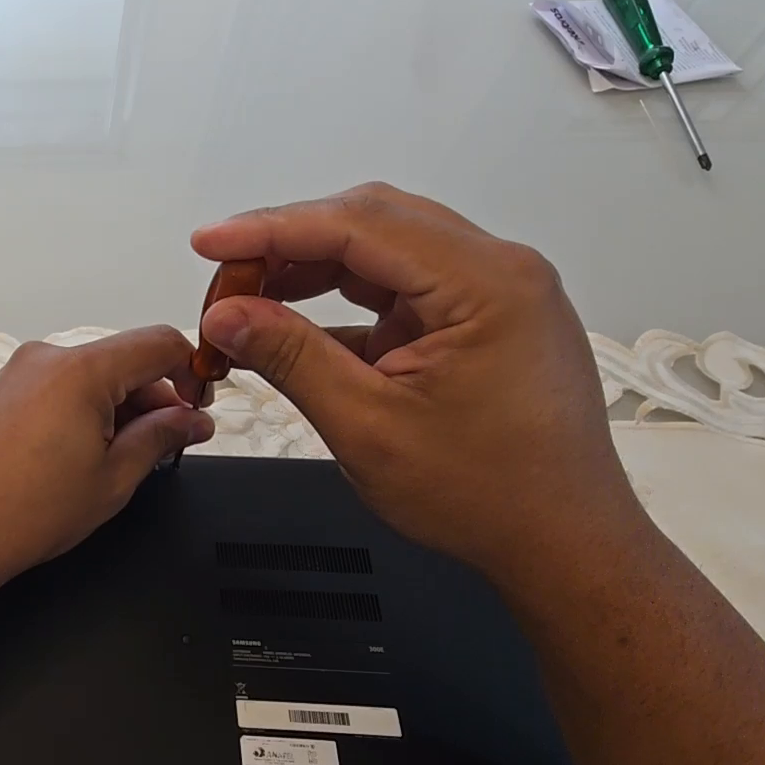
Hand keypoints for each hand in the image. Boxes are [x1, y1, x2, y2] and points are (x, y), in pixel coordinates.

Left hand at [0, 328, 214, 604]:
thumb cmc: (22, 514)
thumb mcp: (113, 479)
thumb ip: (161, 437)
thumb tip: (192, 419)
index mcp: (81, 370)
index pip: (159, 343)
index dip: (191, 373)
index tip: (199, 407)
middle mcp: (45, 360)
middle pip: (124, 359)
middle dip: (154, 398)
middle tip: (168, 444)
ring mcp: (18, 374)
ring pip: (91, 376)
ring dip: (118, 407)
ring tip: (120, 460)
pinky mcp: (1, 393)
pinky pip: (58, 388)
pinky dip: (84, 411)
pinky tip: (84, 455)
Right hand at [192, 183, 644, 582]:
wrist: (555, 539)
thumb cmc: (484, 493)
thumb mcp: (365, 425)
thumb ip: (291, 358)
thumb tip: (227, 315)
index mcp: (484, 284)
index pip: (359, 225)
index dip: (271, 228)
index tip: (209, 242)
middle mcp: (494, 273)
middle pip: (369, 225)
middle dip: (285, 245)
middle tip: (222, 278)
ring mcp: (484, 296)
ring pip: (377, 256)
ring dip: (306, 273)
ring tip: (246, 303)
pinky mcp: (469, 323)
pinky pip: (390, 294)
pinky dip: (334, 307)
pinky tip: (289, 330)